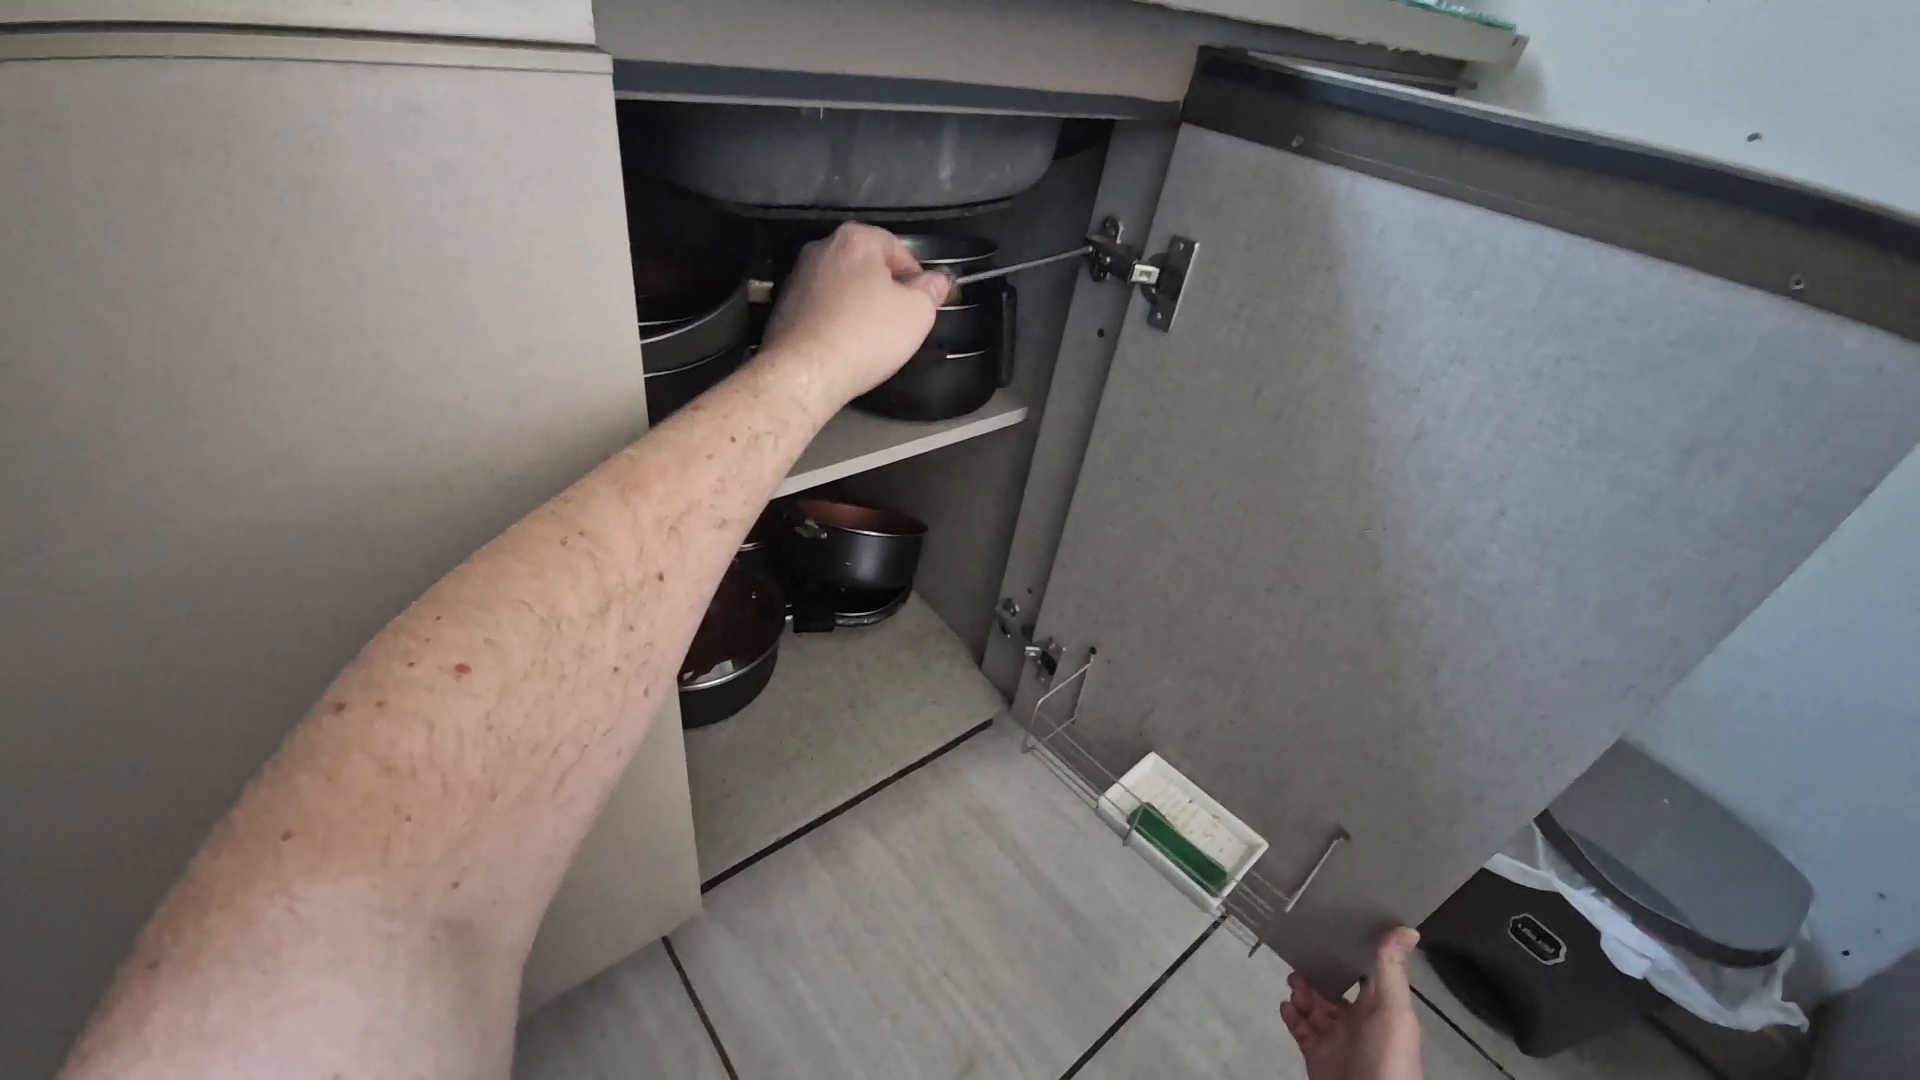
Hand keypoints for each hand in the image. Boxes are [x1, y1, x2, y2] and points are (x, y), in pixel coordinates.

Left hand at [758, 223, 950, 404]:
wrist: (806, 371)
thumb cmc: (868, 334)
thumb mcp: (917, 313)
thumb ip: (930, 291)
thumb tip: (938, 280)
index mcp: (855, 238)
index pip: (896, 247)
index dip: (915, 275)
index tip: (922, 302)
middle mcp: (821, 248)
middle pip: (865, 265)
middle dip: (884, 288)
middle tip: (900, 320)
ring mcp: (797, 277)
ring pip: (842, 286)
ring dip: (858, 304)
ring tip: (871, 336)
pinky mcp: (783, 306)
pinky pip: (821, 307)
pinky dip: (836, 319)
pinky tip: (845, 344)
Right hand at [1282, 928, 1424, 1079]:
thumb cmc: (1385, 1057)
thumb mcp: (1393, 1011)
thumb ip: (1390, 970)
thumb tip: (1409, 928)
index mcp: (1381, 1010)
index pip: (1365, 974)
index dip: (1350, 953)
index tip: (1331, 926)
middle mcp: (1359, 1023)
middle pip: (1335, 990)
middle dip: (1317, 972)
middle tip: (1298, 955)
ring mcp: (1336, 1041)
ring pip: (1315, 1008)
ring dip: (1302, 992)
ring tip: (1291, 981)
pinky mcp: (1317, 1056)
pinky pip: (1301, 1031)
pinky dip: (1292, 1017)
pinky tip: (1285, 1006)